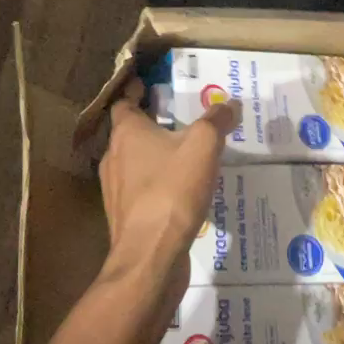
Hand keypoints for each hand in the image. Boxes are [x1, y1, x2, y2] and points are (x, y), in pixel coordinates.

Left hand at [98, 79, 238, 286]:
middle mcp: (114, 157)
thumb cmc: (171, 191)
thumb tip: (229, 104)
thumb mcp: (203, 146)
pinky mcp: (126, 218)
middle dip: (151, 125)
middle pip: (129, 133)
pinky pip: (142, 192)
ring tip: (184, 156)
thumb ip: (216, 122)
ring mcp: (116, 191)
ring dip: (154, 157)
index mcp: (126, 133)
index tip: (151, 85)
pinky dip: (158, 185)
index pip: (124, 102)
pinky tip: (181, 193)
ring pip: (135, 164)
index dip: (137, 92)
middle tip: (179, 119)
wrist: (150, 257)